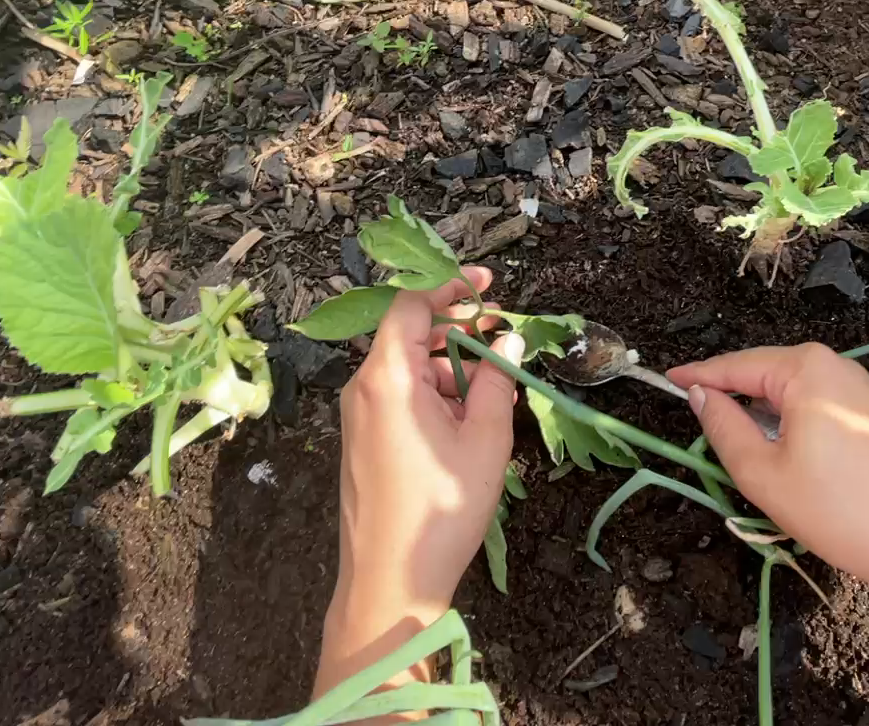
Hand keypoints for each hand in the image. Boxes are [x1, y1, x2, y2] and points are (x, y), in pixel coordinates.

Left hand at [316, 265, 523, 695]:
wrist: (390, 583)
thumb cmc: (442, 509)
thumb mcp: (485, 437)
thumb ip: (497, 378)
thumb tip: (507, 340)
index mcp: (388, 377)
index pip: (411, 305)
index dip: (449, 286)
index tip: (487, 284)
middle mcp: (364, 387)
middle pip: (410, 333)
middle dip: (457, 327)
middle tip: (501, 332)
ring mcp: (360, 414)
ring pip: (408, 366)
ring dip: (451, 363)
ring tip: (495, 382)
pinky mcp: (365, 438)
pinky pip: (401, 394)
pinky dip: (435, 390)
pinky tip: (470, 412)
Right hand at [673, 347, 868, 725]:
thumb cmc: (839, 512)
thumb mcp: (762, 473)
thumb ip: (722, 426)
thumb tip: (701, 394)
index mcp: (805, 369)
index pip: (735, 365)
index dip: (698, 374)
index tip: (669, 379)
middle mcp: (836, 364)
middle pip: (766, 373)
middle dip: (734, 393)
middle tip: (703, 419)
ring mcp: (864, 386)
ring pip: (795, 389)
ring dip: (766, 410)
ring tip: (747, 442)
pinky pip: (823, 403)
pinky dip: (796, 419)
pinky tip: (796, 453)